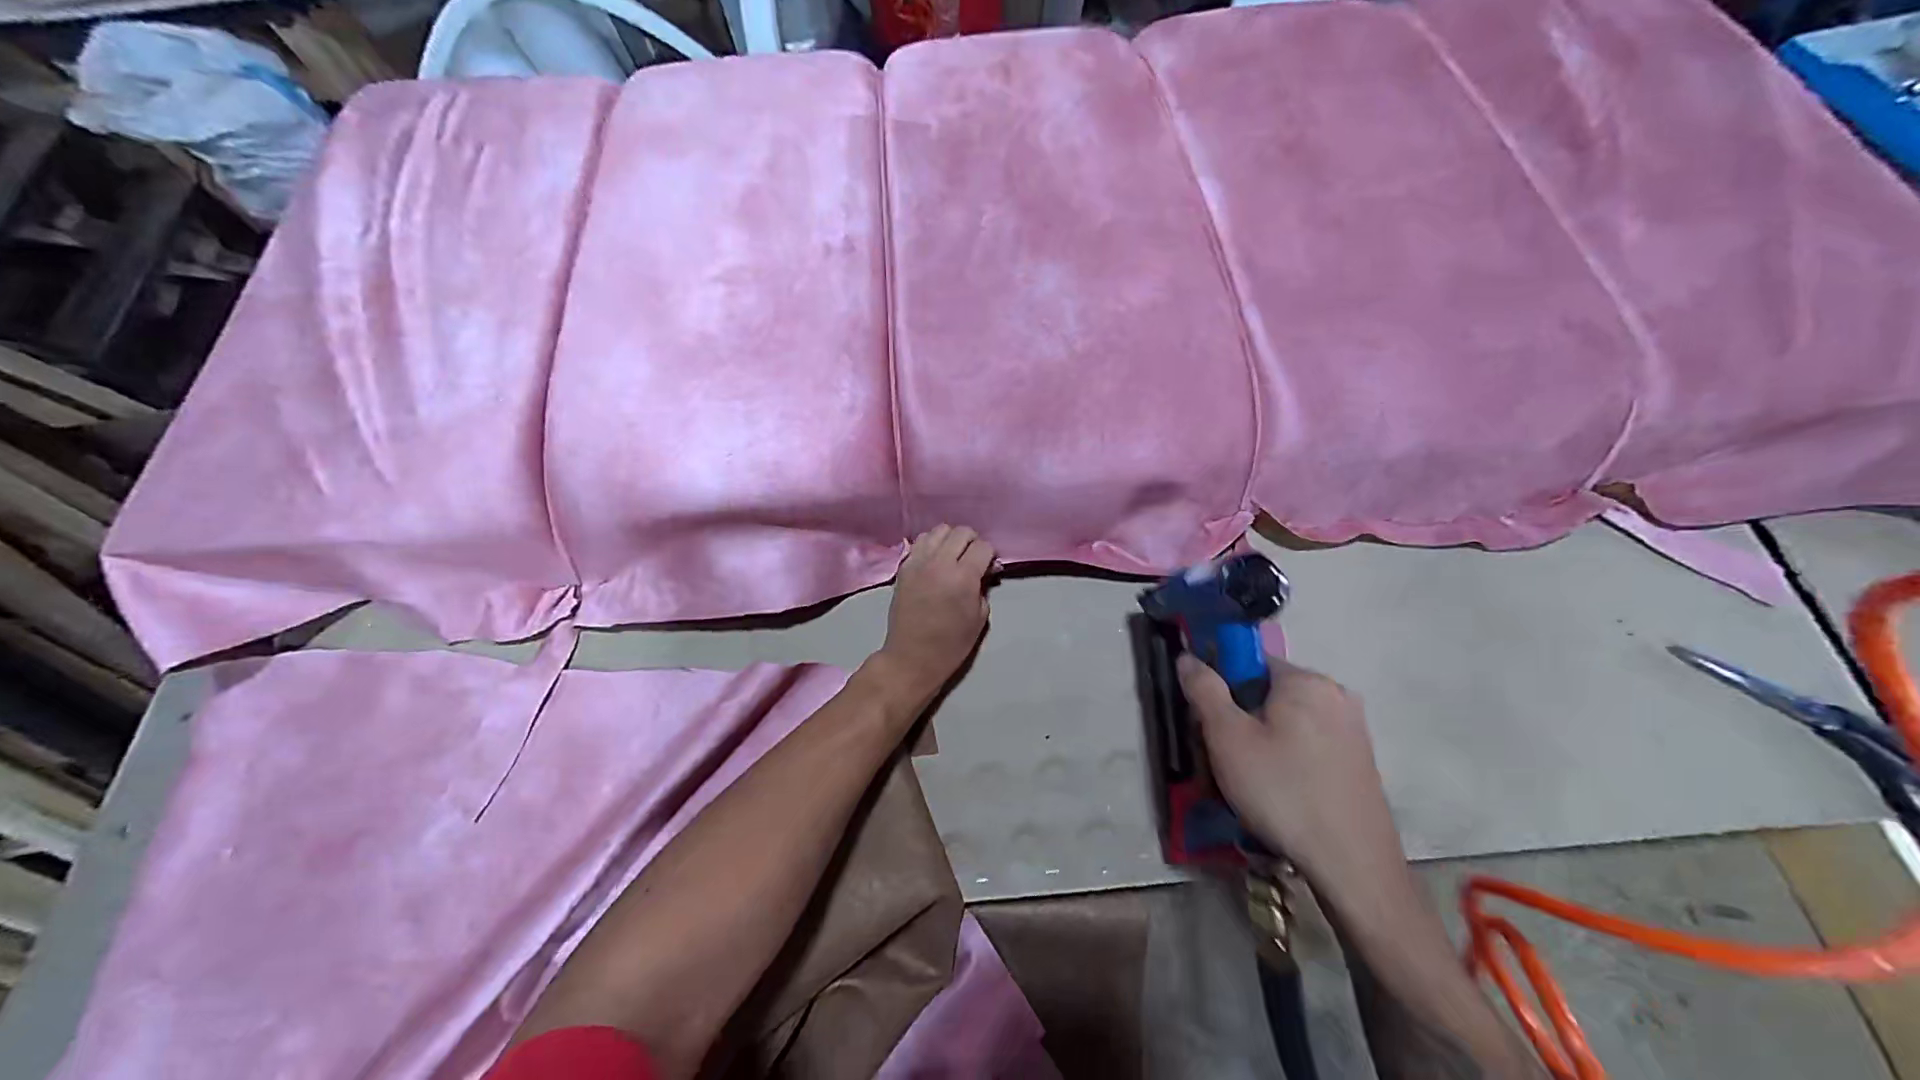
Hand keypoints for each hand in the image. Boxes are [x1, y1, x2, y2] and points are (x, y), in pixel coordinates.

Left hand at [878, 525, 995, 699]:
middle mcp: (940, 562)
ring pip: (939, 530)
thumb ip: (983, 587)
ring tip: (952, 556)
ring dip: (950, 539)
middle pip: (961, 532)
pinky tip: (935, 561)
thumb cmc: (952, 644)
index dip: (990, 556)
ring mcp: (918, 562)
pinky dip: (931, 545)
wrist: (912, 656)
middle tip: (973, 559)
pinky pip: (920, 542)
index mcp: (963, 577)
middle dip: (972, 542)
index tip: (989, 568)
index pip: (983, 546)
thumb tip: (985, 570)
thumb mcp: (979, 617)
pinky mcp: (903, 567)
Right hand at [1177, 655, 1410, 901]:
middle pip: (1267, 693)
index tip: (1208, 723)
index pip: (1248, 662)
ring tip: (1247, 782)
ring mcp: (1353, 729)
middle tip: (1223, 758)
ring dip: (1260, 742)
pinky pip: (1308, 744)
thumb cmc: (1282, 792)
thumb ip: (1204, 690)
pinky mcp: (1359, 760)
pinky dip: (1286, 759)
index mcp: (1306, 680)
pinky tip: (1278, 792)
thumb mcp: (1227, 738)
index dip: (1220, 688)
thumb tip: (1188, 657)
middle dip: (1239, 719)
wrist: (1351, 865)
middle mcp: (1336, 694)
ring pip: (1286, 721)